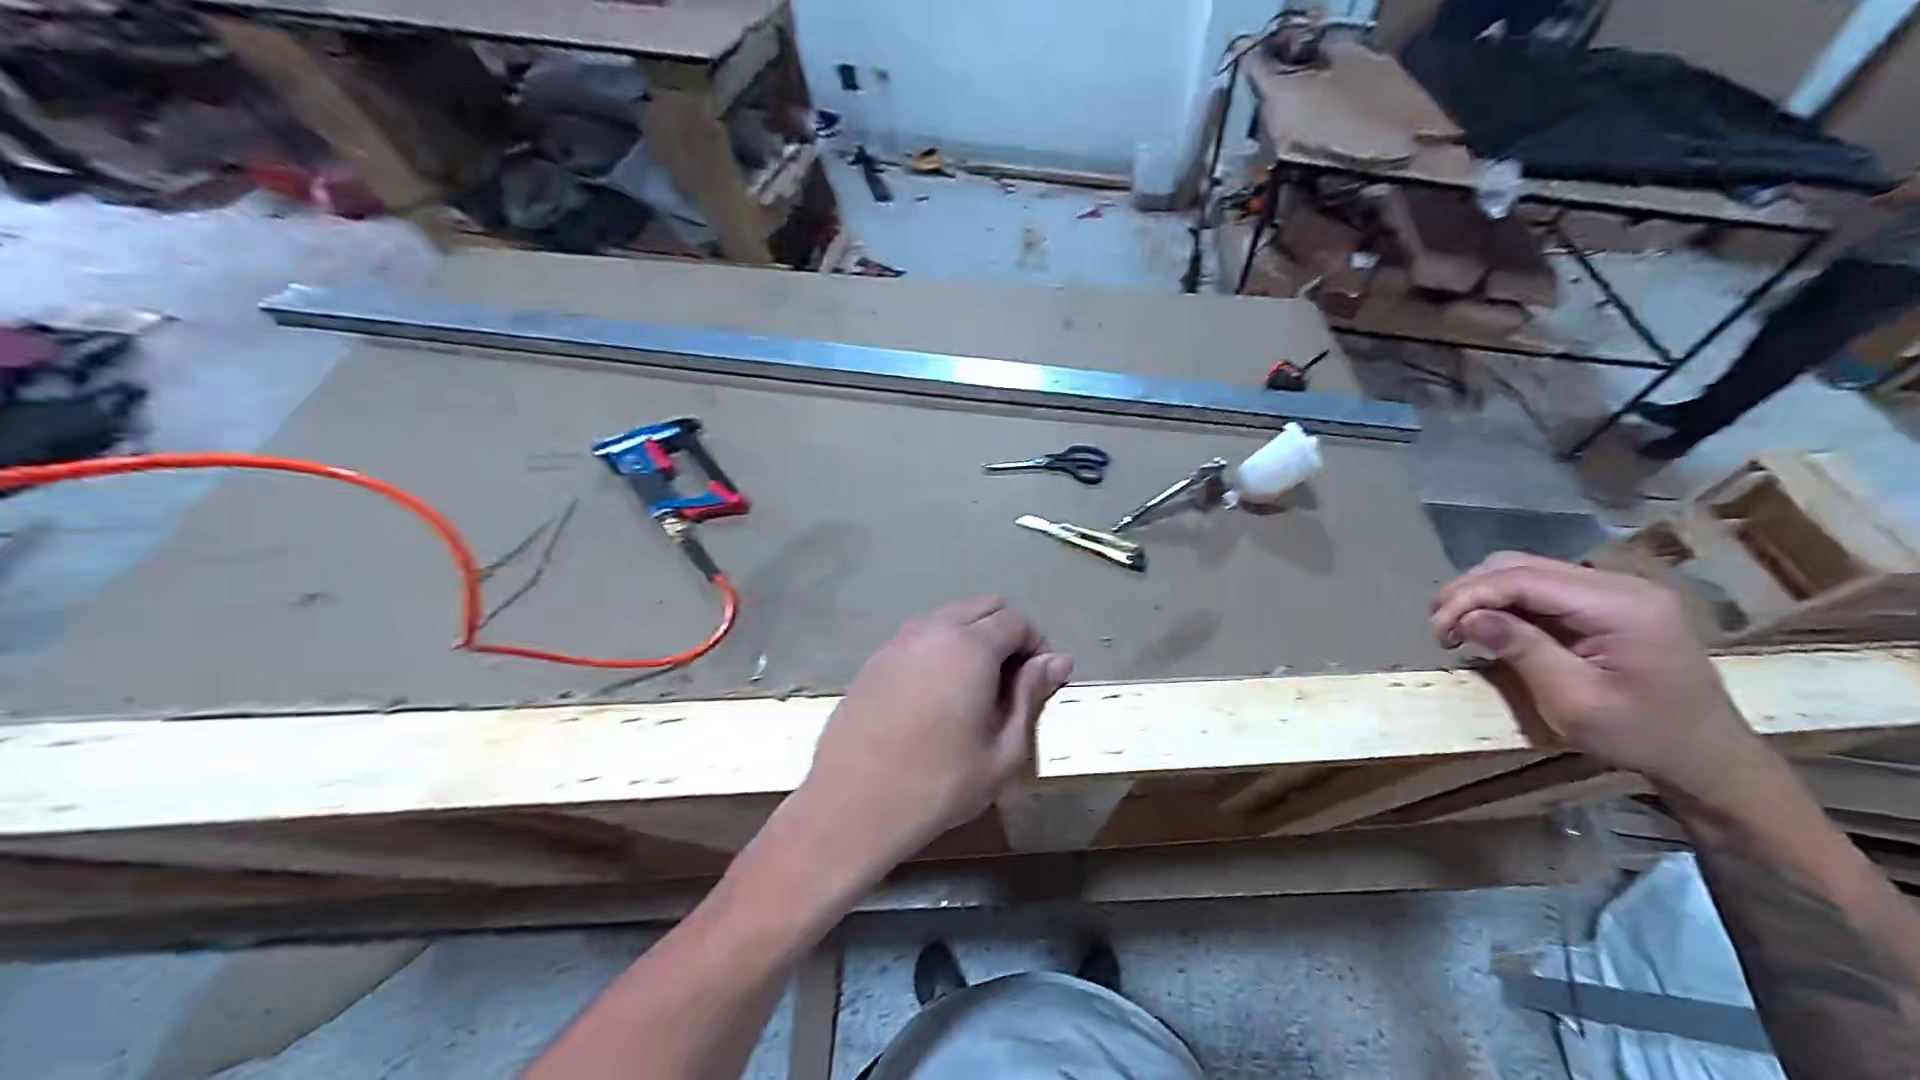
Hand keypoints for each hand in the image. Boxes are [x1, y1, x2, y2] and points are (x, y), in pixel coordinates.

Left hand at [794, 598, 1073, 866]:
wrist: (853, 803)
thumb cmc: (939, 782)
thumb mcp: (1004, 749)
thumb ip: (1032, 696)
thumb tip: (1058, 660)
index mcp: (970, 646)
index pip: (1016, 622)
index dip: (1037, 646)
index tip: (1041, 682)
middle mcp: (933, 630)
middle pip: (983, 608)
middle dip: (1007, 634)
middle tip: (1013, 683)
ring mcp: (898, 642)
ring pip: (948, 619)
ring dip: (972, 639)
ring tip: (976, 690)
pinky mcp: (874, 661)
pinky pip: (920, 638)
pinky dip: (940, 650)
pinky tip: (937, 695)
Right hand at [1429, 553, 1768, 797]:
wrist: (1707, 759)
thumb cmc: (1642, 736)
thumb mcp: (1574, 701)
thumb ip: (1521, 650)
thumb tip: (1467, 618)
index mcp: (1621, 605)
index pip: (1523, 578)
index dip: (1469, 597)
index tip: (1438, 631)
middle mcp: (1619, 585)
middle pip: (1520, 566)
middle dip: (1469, 592)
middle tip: (1441, 630)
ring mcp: (1615, 592)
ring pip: (1524, 571)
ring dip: (1482, 595)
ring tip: (1458, 628)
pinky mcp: (1606, 604)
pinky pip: (1540, 588)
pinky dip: (1504, 603)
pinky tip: (1489, 627)